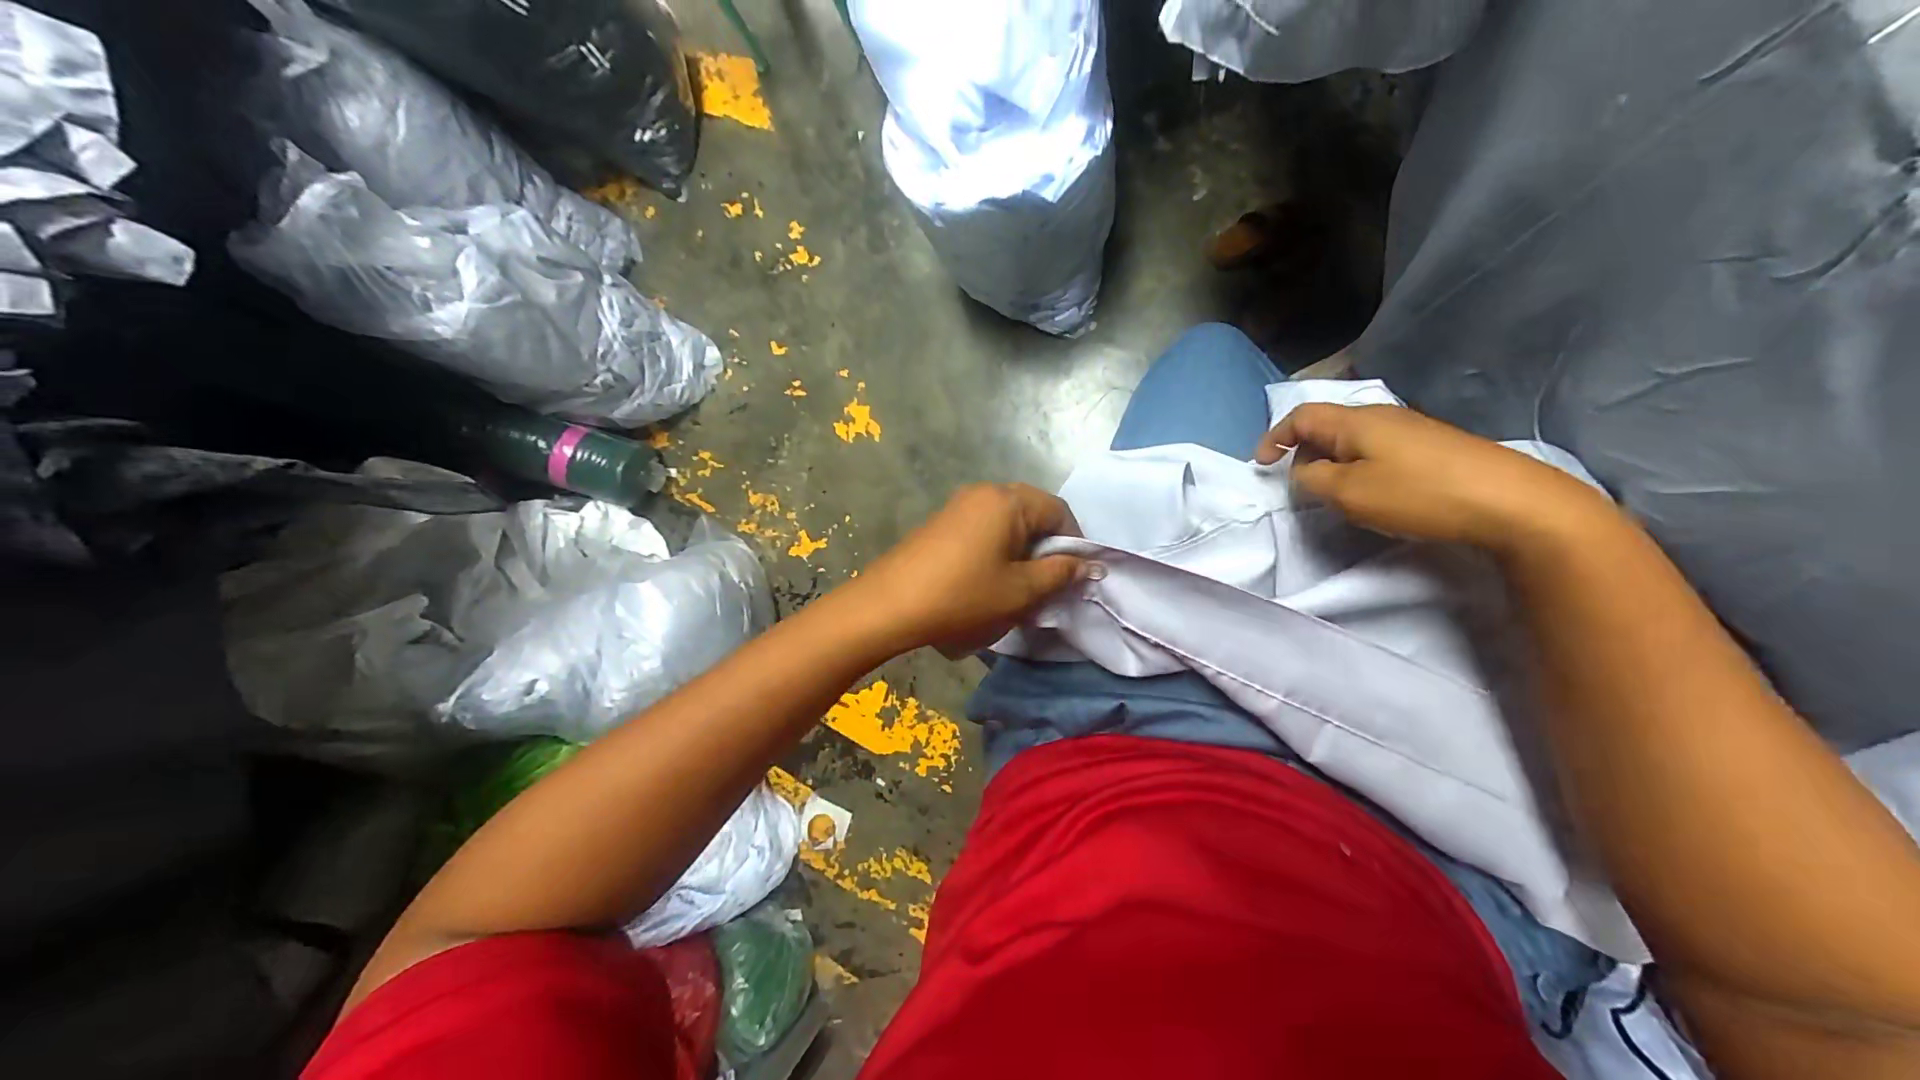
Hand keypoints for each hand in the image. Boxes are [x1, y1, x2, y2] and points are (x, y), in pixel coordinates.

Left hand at [845, 483, 1087, 654]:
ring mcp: (958, 505)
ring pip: (1007, 524)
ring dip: (1019, 553)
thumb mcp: (1020, 591)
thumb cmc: (963, 596)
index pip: (1059, 511)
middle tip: (1043, 586)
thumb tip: (1089, 565)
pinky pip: (982, 530)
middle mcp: (984, 492)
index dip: (1074, 545)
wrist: (890, 605)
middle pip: (1032, 514)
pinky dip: (995, 552)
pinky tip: (985, 583)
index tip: (1071, 579)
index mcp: (1008, 500)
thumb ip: (1060, 574)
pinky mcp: (941, 523)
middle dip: (1044, 549)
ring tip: (1014, 590)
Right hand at [1255, 404, 1612, 551]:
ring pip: (1354, 438)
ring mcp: (1412, 430)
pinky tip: (1375, 492)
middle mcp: (1382, 415)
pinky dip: (1360, 466)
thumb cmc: (1418, 494)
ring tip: (1334, 492)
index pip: (1301, 416)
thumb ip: (1312, 479)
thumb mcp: (1349, 493)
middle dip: (1303, 450)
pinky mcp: (1435, 448)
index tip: (1261, 464)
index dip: (1274, 437)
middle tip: (1298, 483)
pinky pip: (1379, 449)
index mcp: (1355, 420)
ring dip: (1333, 461)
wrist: (1512, 503)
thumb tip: (1303, 470)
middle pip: (1327, 424)